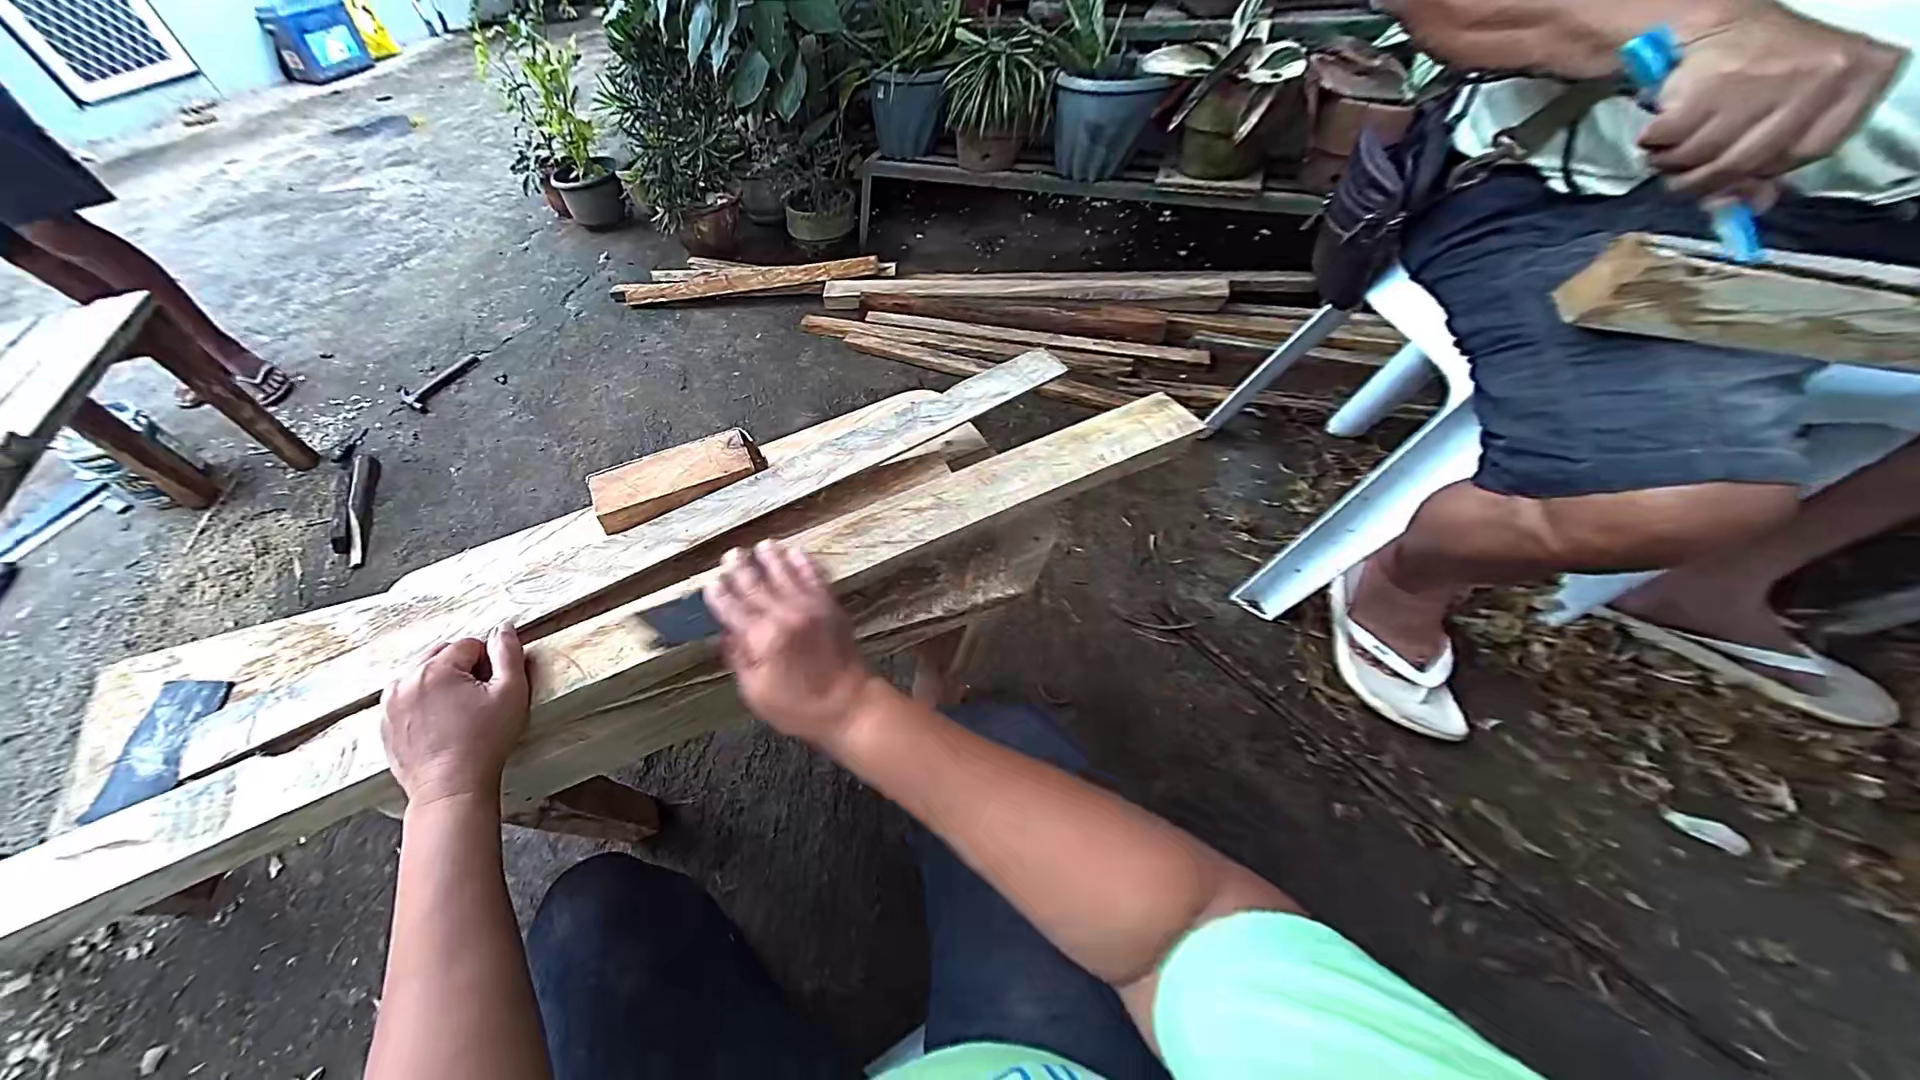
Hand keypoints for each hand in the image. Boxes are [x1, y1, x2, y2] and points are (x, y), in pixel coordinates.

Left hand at [381, 624, 530, 807]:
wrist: (451, 786)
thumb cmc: (485, 740)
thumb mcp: (512, 691)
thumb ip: (509, 652)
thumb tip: (504, 628)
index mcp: (435, 669)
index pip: (469, 644)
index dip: (489, 663)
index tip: (494, 688)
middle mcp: (405, 680)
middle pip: (442, 655)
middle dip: (463, 668)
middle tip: (480, 698)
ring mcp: (390, 703)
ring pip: (423, 675)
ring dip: (443, 683)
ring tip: (461, 712)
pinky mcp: (385, 723)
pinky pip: (409, 697)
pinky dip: (426, 702)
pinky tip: (444, 723)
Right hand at [703, 540, 874, 746]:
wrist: (848, 704)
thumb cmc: (798, 707)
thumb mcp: (755, 692)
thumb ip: (739, 659)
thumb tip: (728, 634)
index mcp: (761, 638)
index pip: (732, 608)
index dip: (719, 594)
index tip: (711, 582)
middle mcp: (784, 615)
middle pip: (756, 585)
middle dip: (741, 568)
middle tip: (731, 554)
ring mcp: (810, 607)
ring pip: (786, 574)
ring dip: (772, 558)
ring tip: (763, 545)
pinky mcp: (830, 606)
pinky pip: (814, 577)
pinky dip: (804, 563)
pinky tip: (797, 552)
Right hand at [1639, 11, 1905, 195]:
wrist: (1710, 29)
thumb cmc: (1751, 76)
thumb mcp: (1777, 118)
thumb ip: (1767, 164)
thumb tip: (1750, 208)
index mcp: (1862, 79)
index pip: (1808, 153)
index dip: (1763, 170)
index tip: (1737, 168)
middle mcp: (1826, 74)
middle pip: (1746, 162)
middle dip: (1700, 176)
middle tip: (1682, 168)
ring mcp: (1767, 80)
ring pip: (1700, 156)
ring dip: (1669, 161)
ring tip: (1671, 142)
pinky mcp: (1711, 87)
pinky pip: (1668, 141)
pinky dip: (1652, 142)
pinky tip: (1659, 126)